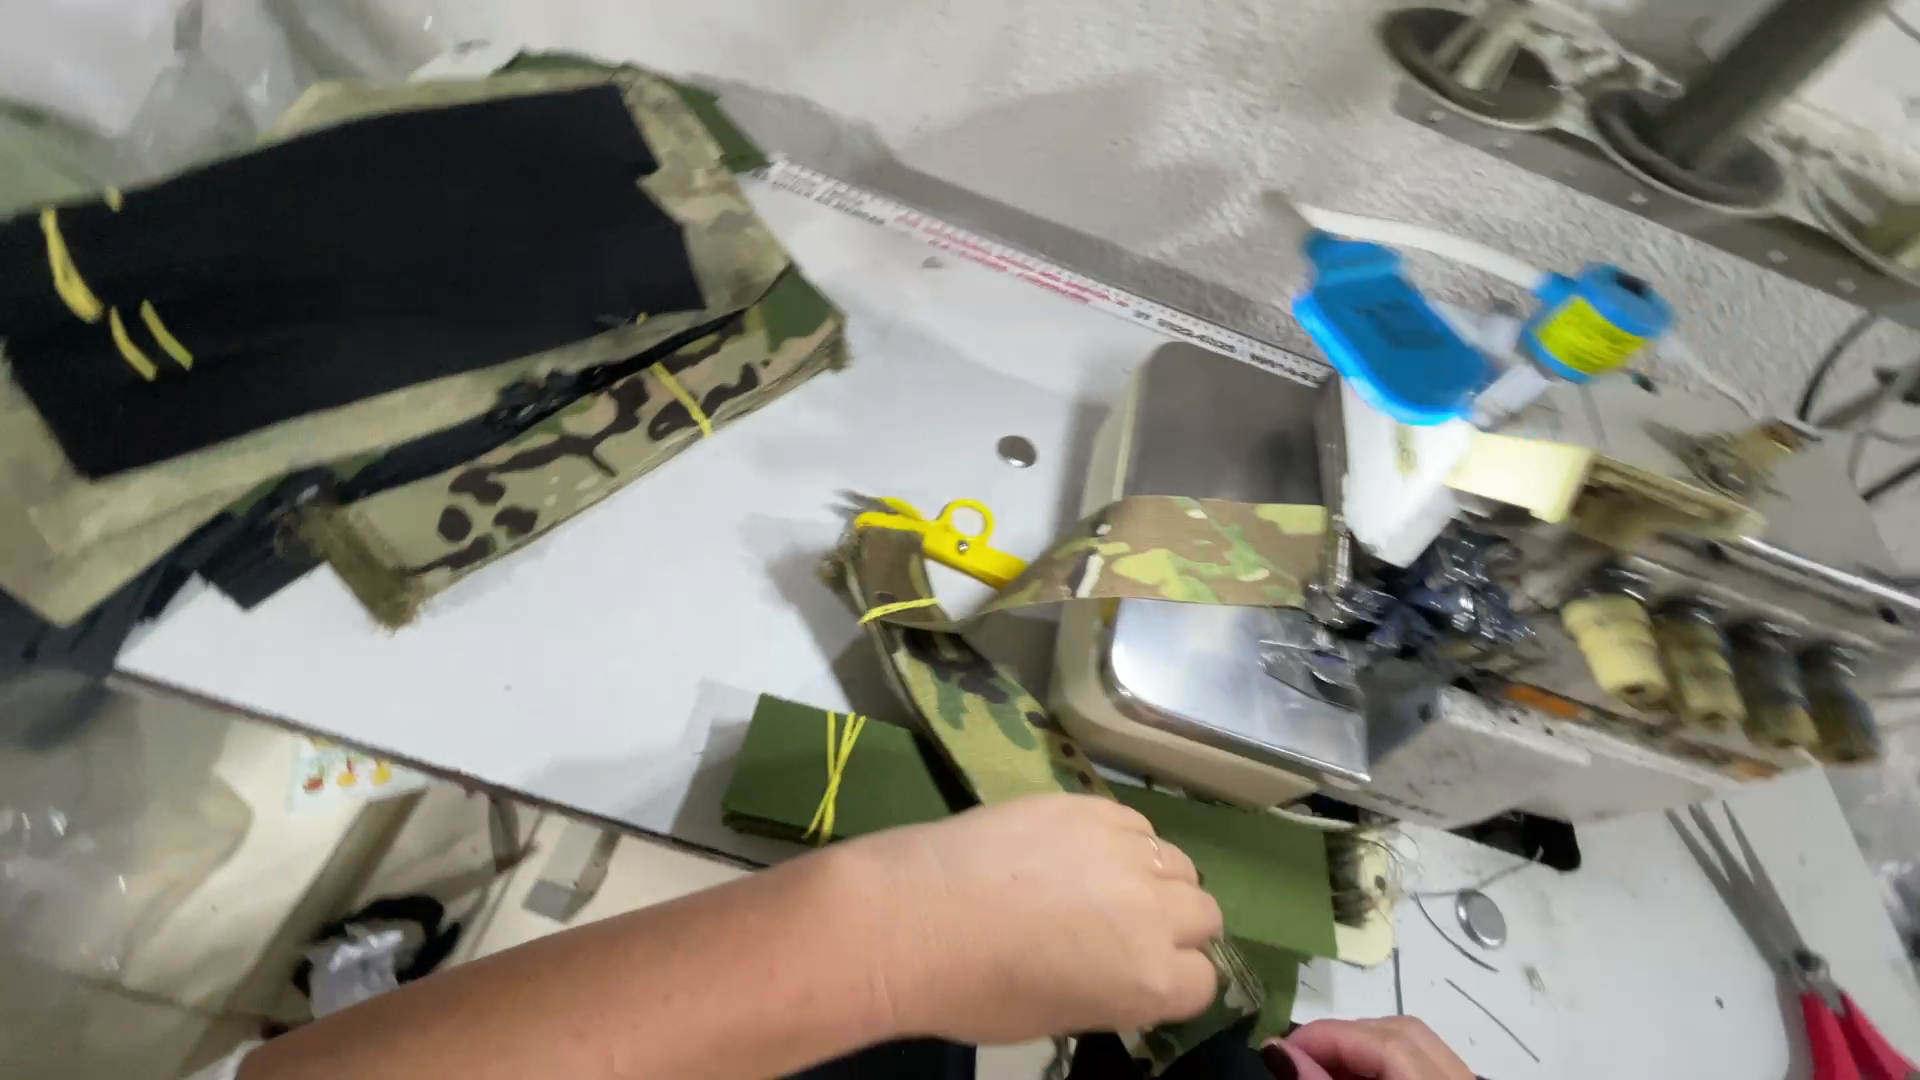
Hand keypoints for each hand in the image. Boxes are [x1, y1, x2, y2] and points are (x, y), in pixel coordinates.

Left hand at [836, 793, 1223, 1043]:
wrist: (918, 914)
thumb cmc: (977, 988)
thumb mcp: (1059, 1014)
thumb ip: (1115, 986)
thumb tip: (1122, 962)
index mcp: (1149, 979)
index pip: (1202, 978)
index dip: (1171, 977)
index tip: (1139, 970)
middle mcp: (1152, 909)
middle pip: (1201, 912)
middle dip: (1175, 923)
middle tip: (1126, 923)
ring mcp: (1121, 848)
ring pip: (1175, 859)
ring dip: (1153, 874)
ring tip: (1104, 880)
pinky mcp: (1088, 804)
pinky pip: (1133, 821)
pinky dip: (1120, 836)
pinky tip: (1080, 845)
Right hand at [1265, 1018, 1474, 1079]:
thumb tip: (1276, 1050)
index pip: (1388, 1045)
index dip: (1328, 1038)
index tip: (1279, 1050)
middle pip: (1403, 1034)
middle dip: (1345, 1039)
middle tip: (1300, 1063)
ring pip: (1417, 1045)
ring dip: (1364, 1050)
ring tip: (1323, 1074)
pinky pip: (1430, 1066)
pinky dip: (1388, 1068)